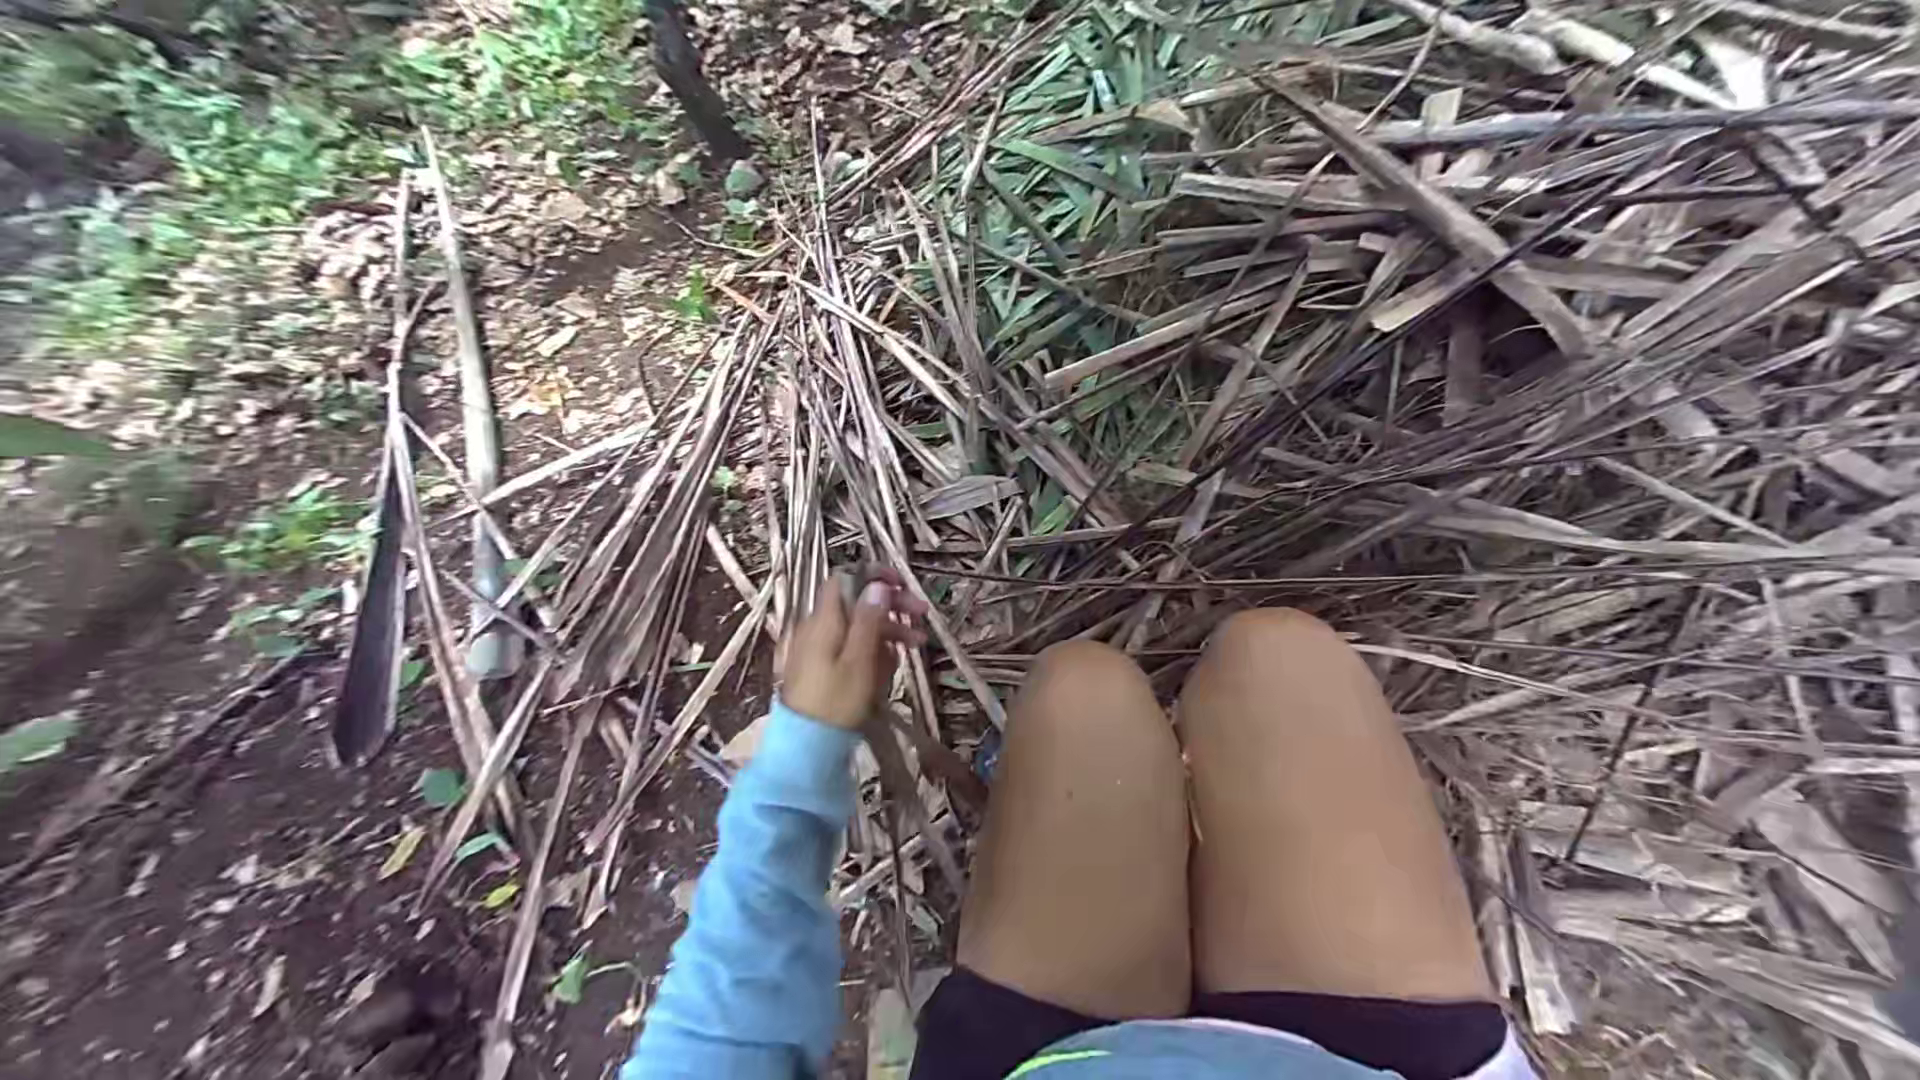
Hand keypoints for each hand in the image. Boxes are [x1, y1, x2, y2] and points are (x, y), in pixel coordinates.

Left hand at [780, 567, 927, 729]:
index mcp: (823, 621)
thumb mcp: (859, 660)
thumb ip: (869, 620)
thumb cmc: (836, 702)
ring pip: (857, 628)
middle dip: (890, 606)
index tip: (902, 585)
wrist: (806, 749)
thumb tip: (877, 585)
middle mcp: (817, 629)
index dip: (873, 577)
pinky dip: (872, 651)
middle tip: (921, 614)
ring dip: (887, 632)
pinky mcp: (822, 669)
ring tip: (915, 646)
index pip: (845, 580)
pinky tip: (889, 667)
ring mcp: (817, 649)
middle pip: (856, 604)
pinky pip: (850, 649)